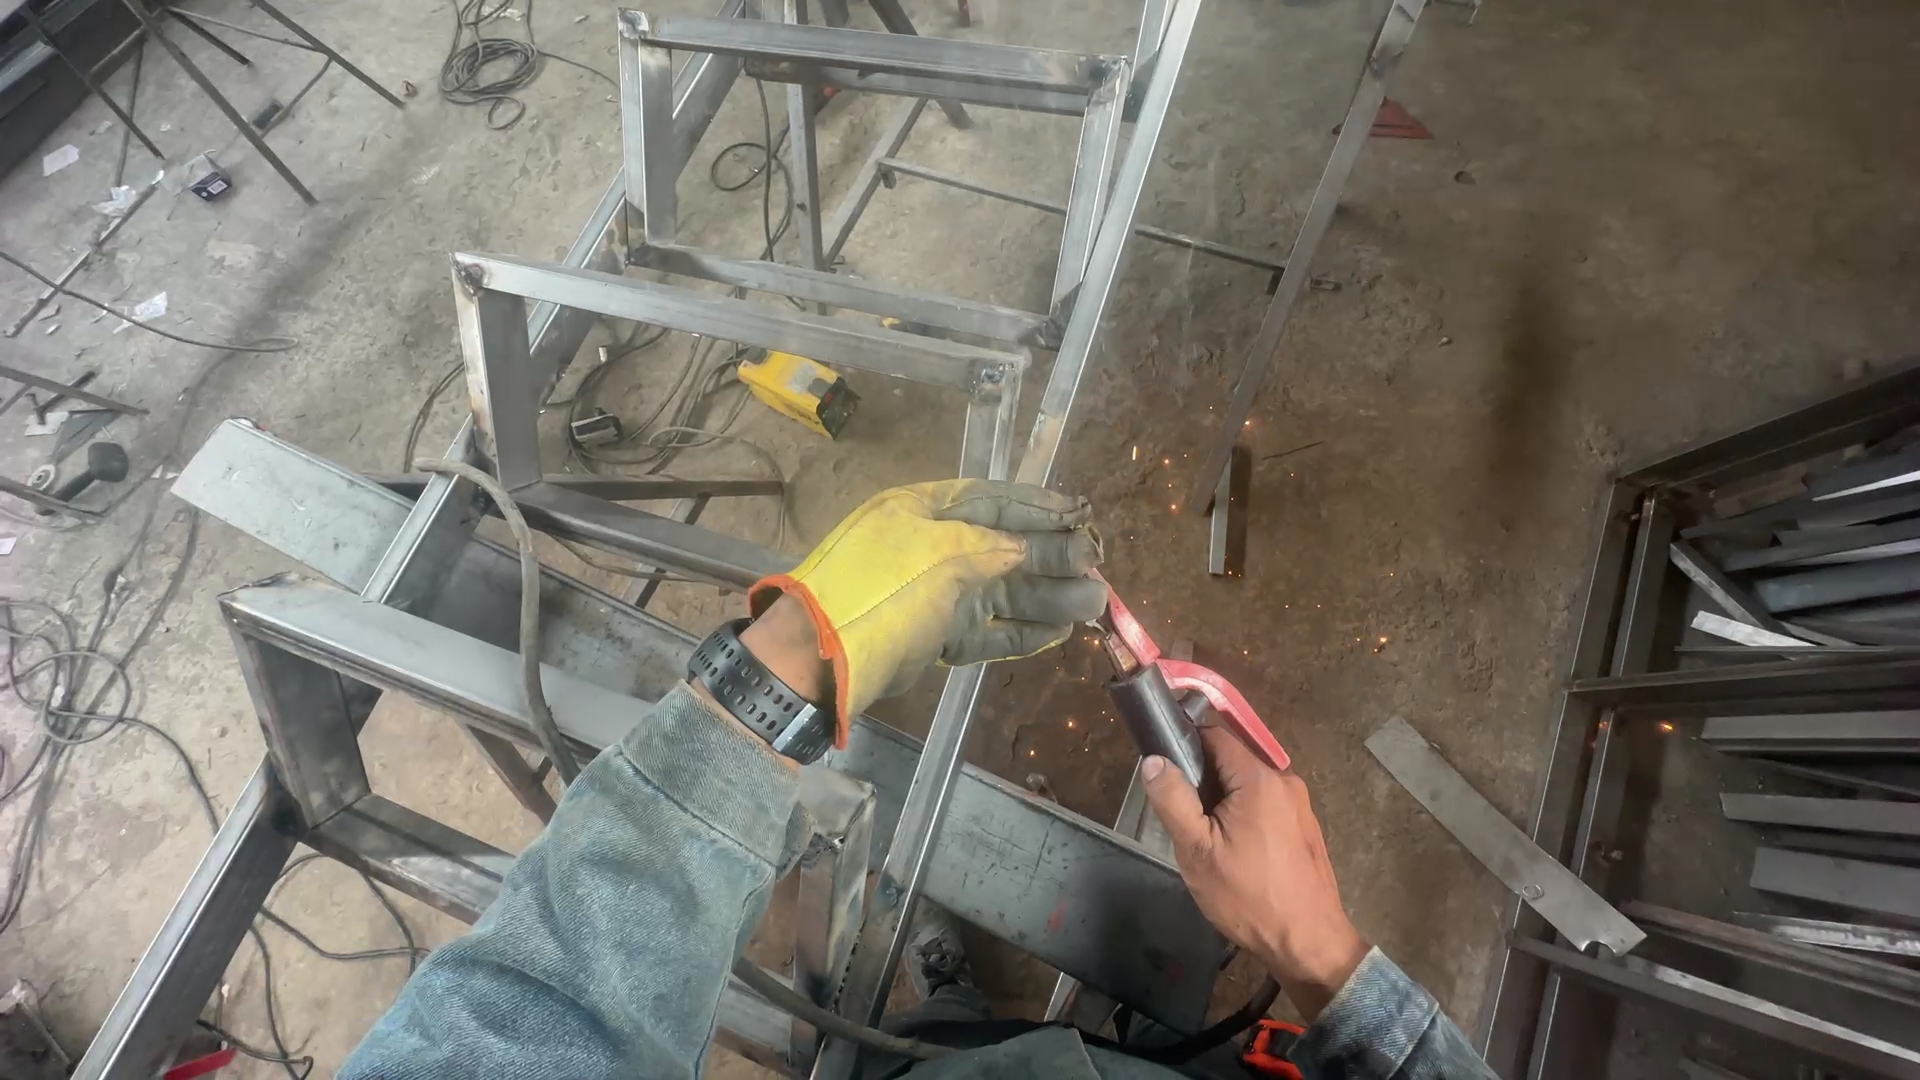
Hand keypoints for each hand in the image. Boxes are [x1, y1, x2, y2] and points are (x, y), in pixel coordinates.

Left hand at [749, 479, 1104, 742]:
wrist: (824, 656)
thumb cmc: (883, 588)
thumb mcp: (940, 553)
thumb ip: (990, 546)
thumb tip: (1025, 549)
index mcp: (923, 510)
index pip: (992, 500)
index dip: (1038, 506)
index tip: (1079, 513)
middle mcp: (933, 547)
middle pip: (1003, 547)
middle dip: (1051, 555)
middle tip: (1096, 562)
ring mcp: (935, 593)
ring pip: (1001, 592)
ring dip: (1047, 595)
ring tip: (1094, 601)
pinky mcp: (936, 633)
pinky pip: (987, 629)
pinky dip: (1020, 631)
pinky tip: (1058, 632)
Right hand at [1143, 727, 1368, 1021]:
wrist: (1310, 948)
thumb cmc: (1249, 896)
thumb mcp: (1197, 849)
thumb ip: (1173, 799)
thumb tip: (1153, 759)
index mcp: (1259, 779)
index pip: (1214, 736)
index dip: (1185, 746)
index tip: (1166, 772)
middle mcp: (1284, 781)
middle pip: (1231, 759)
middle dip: (1203, 779)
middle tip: (1185, 816)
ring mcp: (1299, 804)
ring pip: (1247, 784)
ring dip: (1223, 799)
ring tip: (1208, 838)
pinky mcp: (1304, 826)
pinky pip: (1265, 803)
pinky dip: (1244, 814)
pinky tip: (1236, 850)